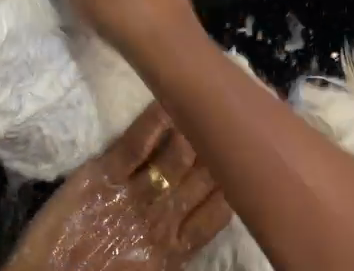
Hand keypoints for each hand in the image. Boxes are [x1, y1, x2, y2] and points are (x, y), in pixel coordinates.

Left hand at [3, 103, 230, 270]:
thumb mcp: (150, 268)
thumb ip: (178, 242)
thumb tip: (207, 209)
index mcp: (176, 248)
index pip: (220, 209)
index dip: (237, 180)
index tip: (251, 152)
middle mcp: (163, 218)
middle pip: (204, 176)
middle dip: (223, 145)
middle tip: (241, 112)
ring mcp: (134, 194)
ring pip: (176, 155)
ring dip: (196, 127)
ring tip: (211, 99)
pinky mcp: (102, 174)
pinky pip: (136, 143)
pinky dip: (154, 121)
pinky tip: (169, 100)